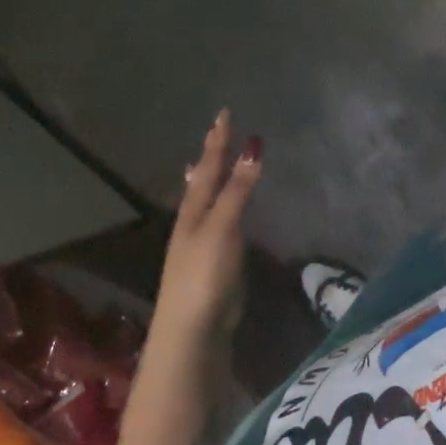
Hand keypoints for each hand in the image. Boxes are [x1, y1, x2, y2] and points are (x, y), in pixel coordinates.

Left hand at [153, 109, 261, 336]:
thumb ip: (238, 191)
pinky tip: (224, 211)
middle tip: (219, 132)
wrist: (192, 331)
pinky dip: (221, 205)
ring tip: (211, 165)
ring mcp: (202, 244)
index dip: (218, 141)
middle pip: (203, 183)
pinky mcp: (214, 263)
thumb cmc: (204, 275)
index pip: (208, 167)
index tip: (224, 113)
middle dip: (212, 157)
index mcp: (194, 211)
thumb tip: (254, 148)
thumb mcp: (223, 228)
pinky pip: (218, 221)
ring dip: (212, 181)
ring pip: (208, 202)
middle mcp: (194, 223)